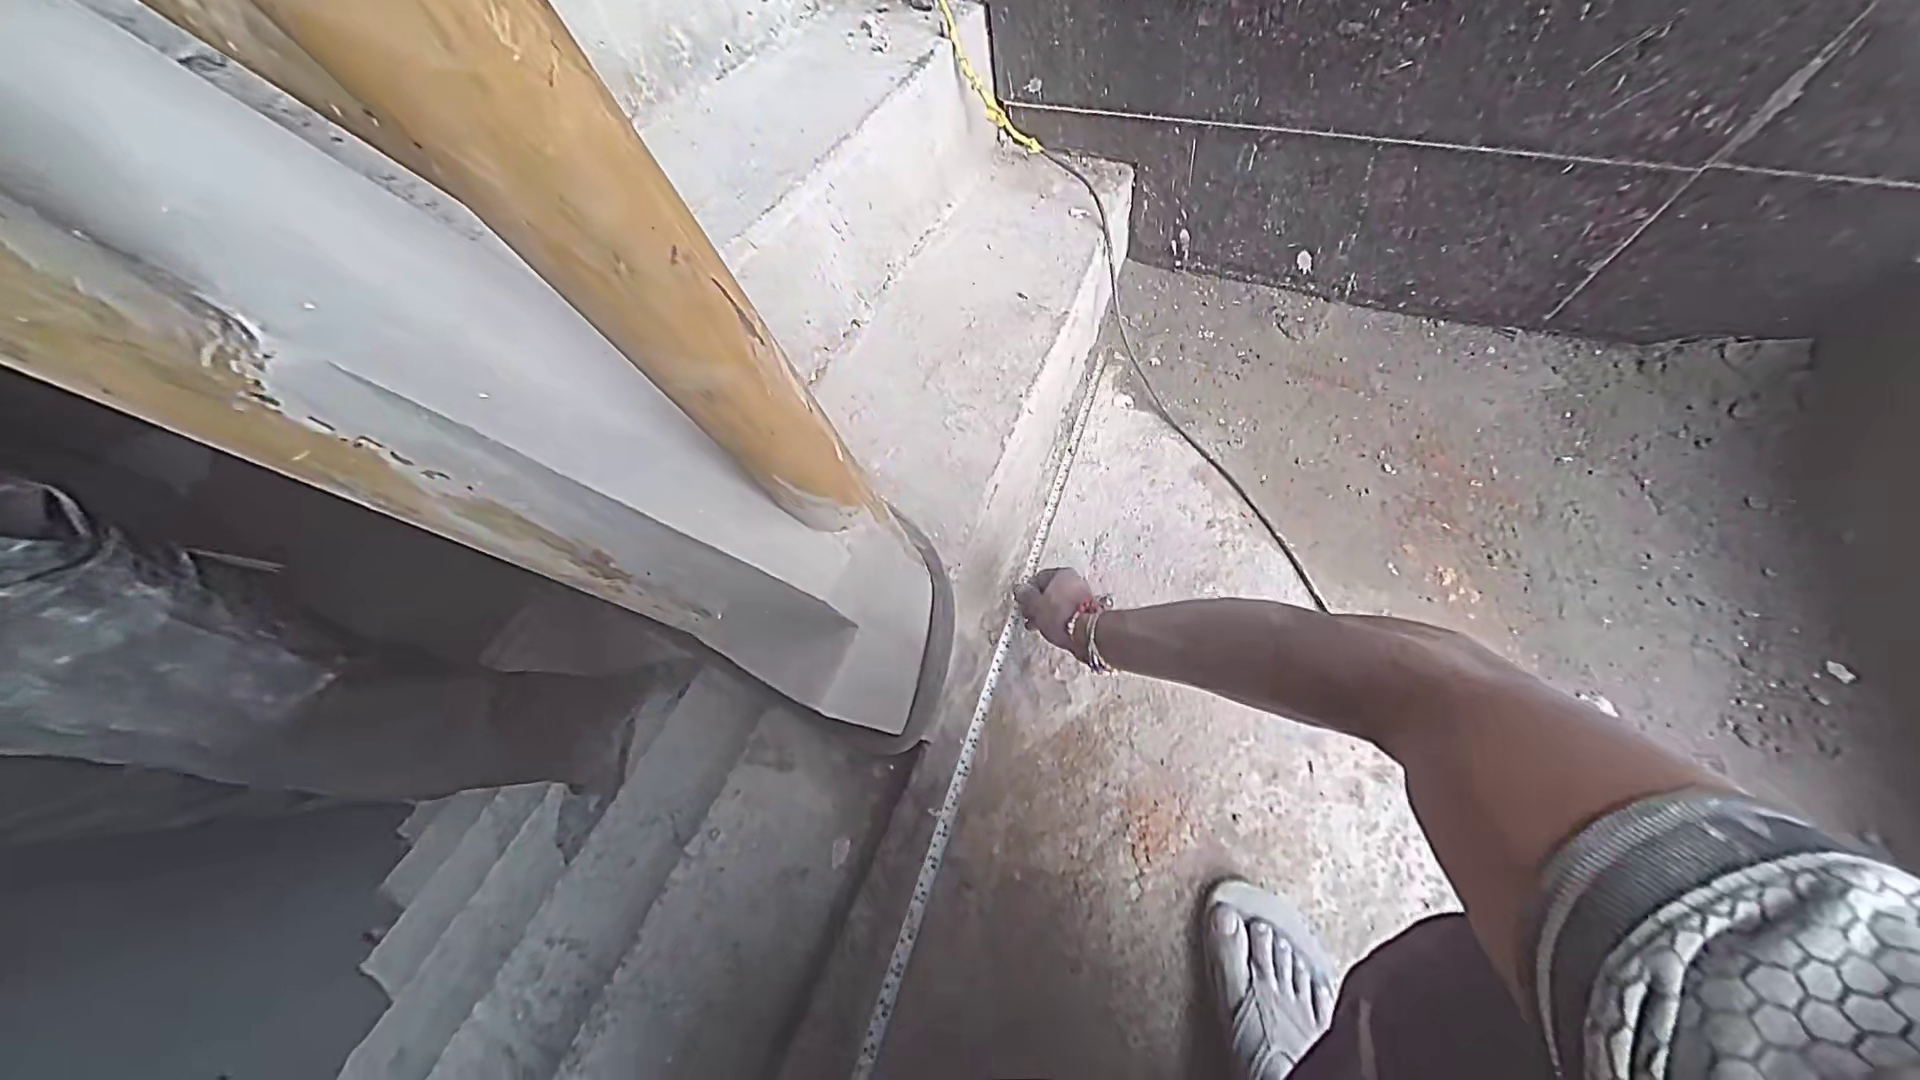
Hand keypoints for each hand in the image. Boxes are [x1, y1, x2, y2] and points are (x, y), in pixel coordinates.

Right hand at [1015, 567, 1094, 655]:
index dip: (1027, 592)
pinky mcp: (1088, 611)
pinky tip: (1055, 629)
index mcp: (1061, 573)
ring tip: (1041, 626)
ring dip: (1048, 613)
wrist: (1087, 632)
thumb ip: (1025, 596)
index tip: (1022, 603)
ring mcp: (1083, 596)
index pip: (1037, 578)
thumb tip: (1019, 589)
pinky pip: (1068, 612)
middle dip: (1038, 605)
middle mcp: (1075, 581)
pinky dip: (1060, 619)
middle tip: (1030, 616)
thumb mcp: (1035, 605)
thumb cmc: (1062, 615)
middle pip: (1049, 591)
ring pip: (1059, 603)